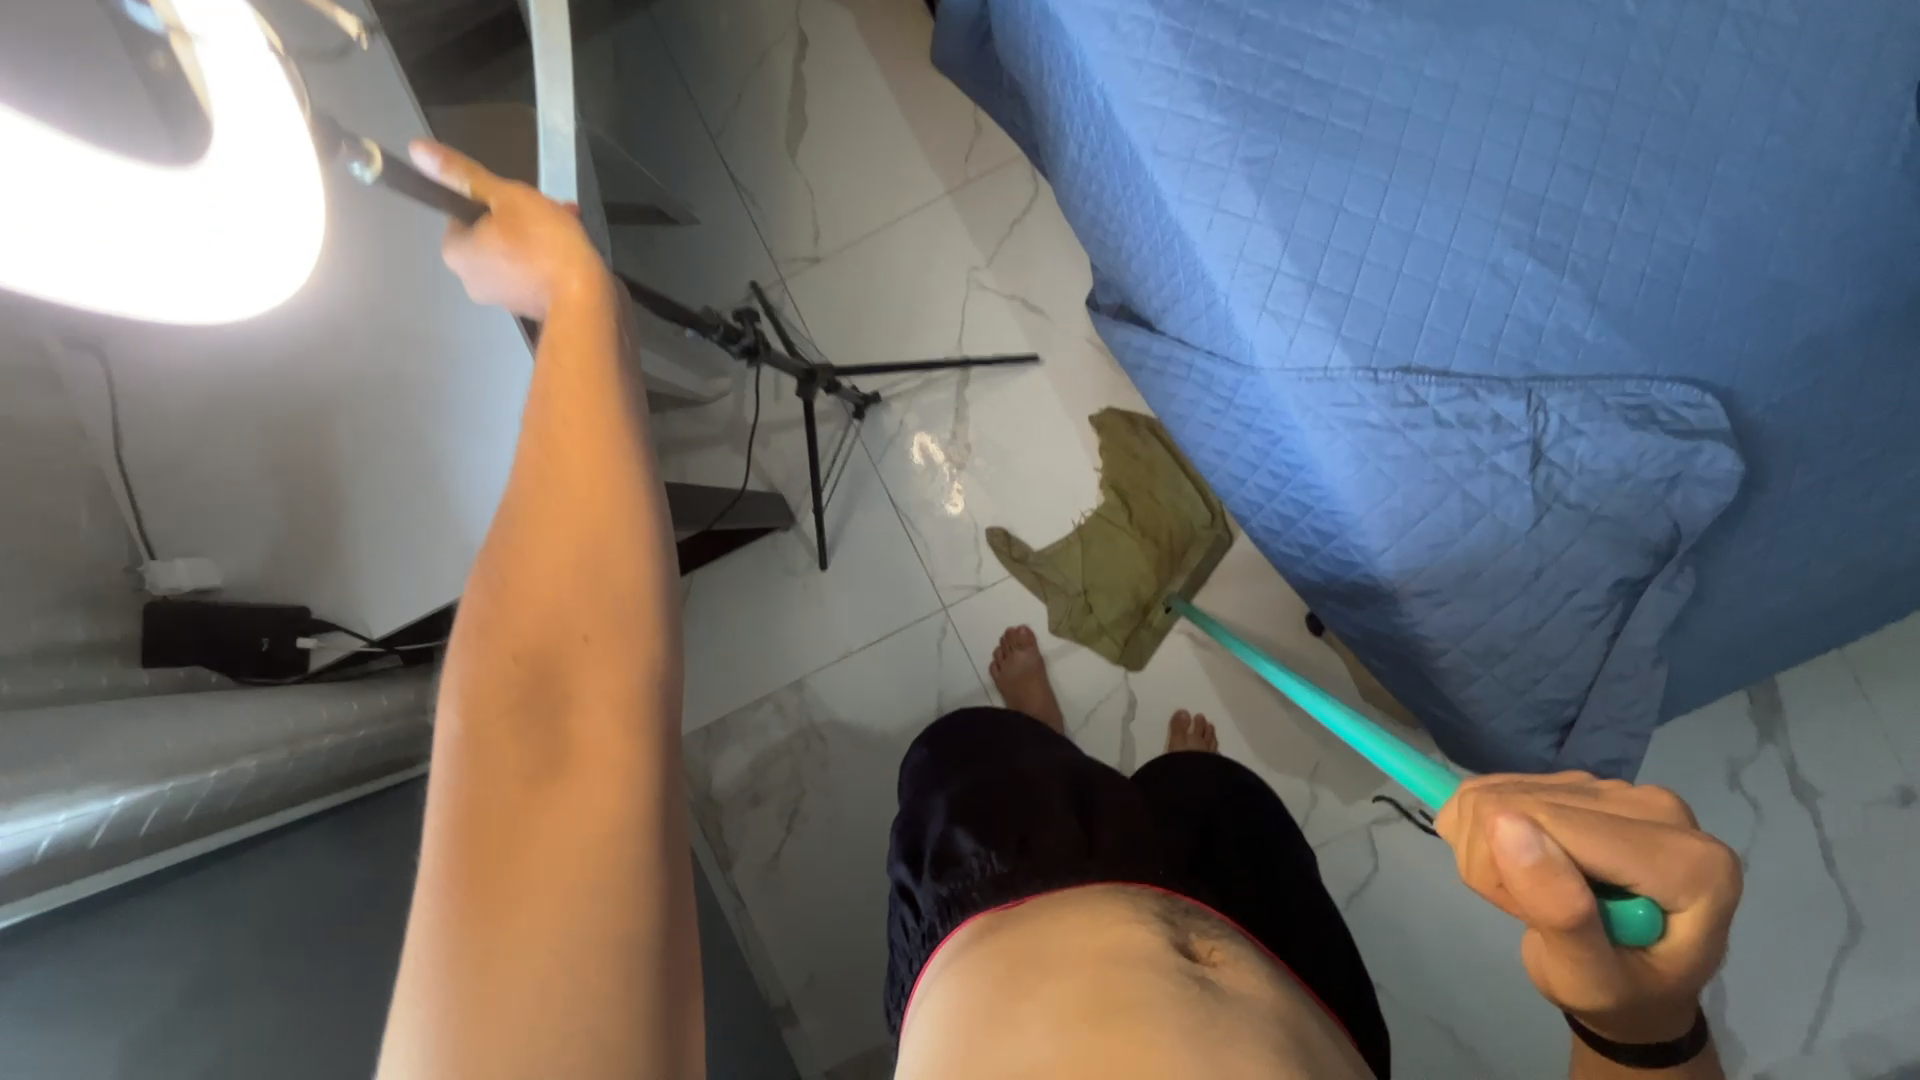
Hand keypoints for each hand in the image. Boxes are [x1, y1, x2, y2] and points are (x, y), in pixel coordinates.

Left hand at [408, 140, 608, 319]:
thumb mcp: (507, 197)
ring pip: (517, 257)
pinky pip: (535, 278)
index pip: (464, 215)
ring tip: (570, 230)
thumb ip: (465, 174)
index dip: (494, 202)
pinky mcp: (533, 311)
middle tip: (553, 212)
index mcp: (456, 252)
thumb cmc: (544, 244)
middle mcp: (471, 281)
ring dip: (539, 241)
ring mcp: (504, 301)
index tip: (522, 200)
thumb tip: (417, 149)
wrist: (586, 300)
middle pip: (493, 237)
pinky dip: (550, 265)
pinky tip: (573, 256)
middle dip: (522, 222)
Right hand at [1434, 772, 1741, 1043]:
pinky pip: (1487, 787)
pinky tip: (1518, 859)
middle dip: (1493, 860)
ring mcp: (1613, 789)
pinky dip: (1479, 829)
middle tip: (1528, 908)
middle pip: (1514, 802)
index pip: (1546, 821)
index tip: (1533, 916)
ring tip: (1529, 890)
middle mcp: (1656, 809)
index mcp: (1685, 860)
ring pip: (1492, 792)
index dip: (1510, 868)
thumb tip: (1504, 824)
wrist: (1637, 987)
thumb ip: (1561, 913)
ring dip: (1484, 847)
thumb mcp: (1591, 981)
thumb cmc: (1622, 994)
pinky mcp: (1574, 781)